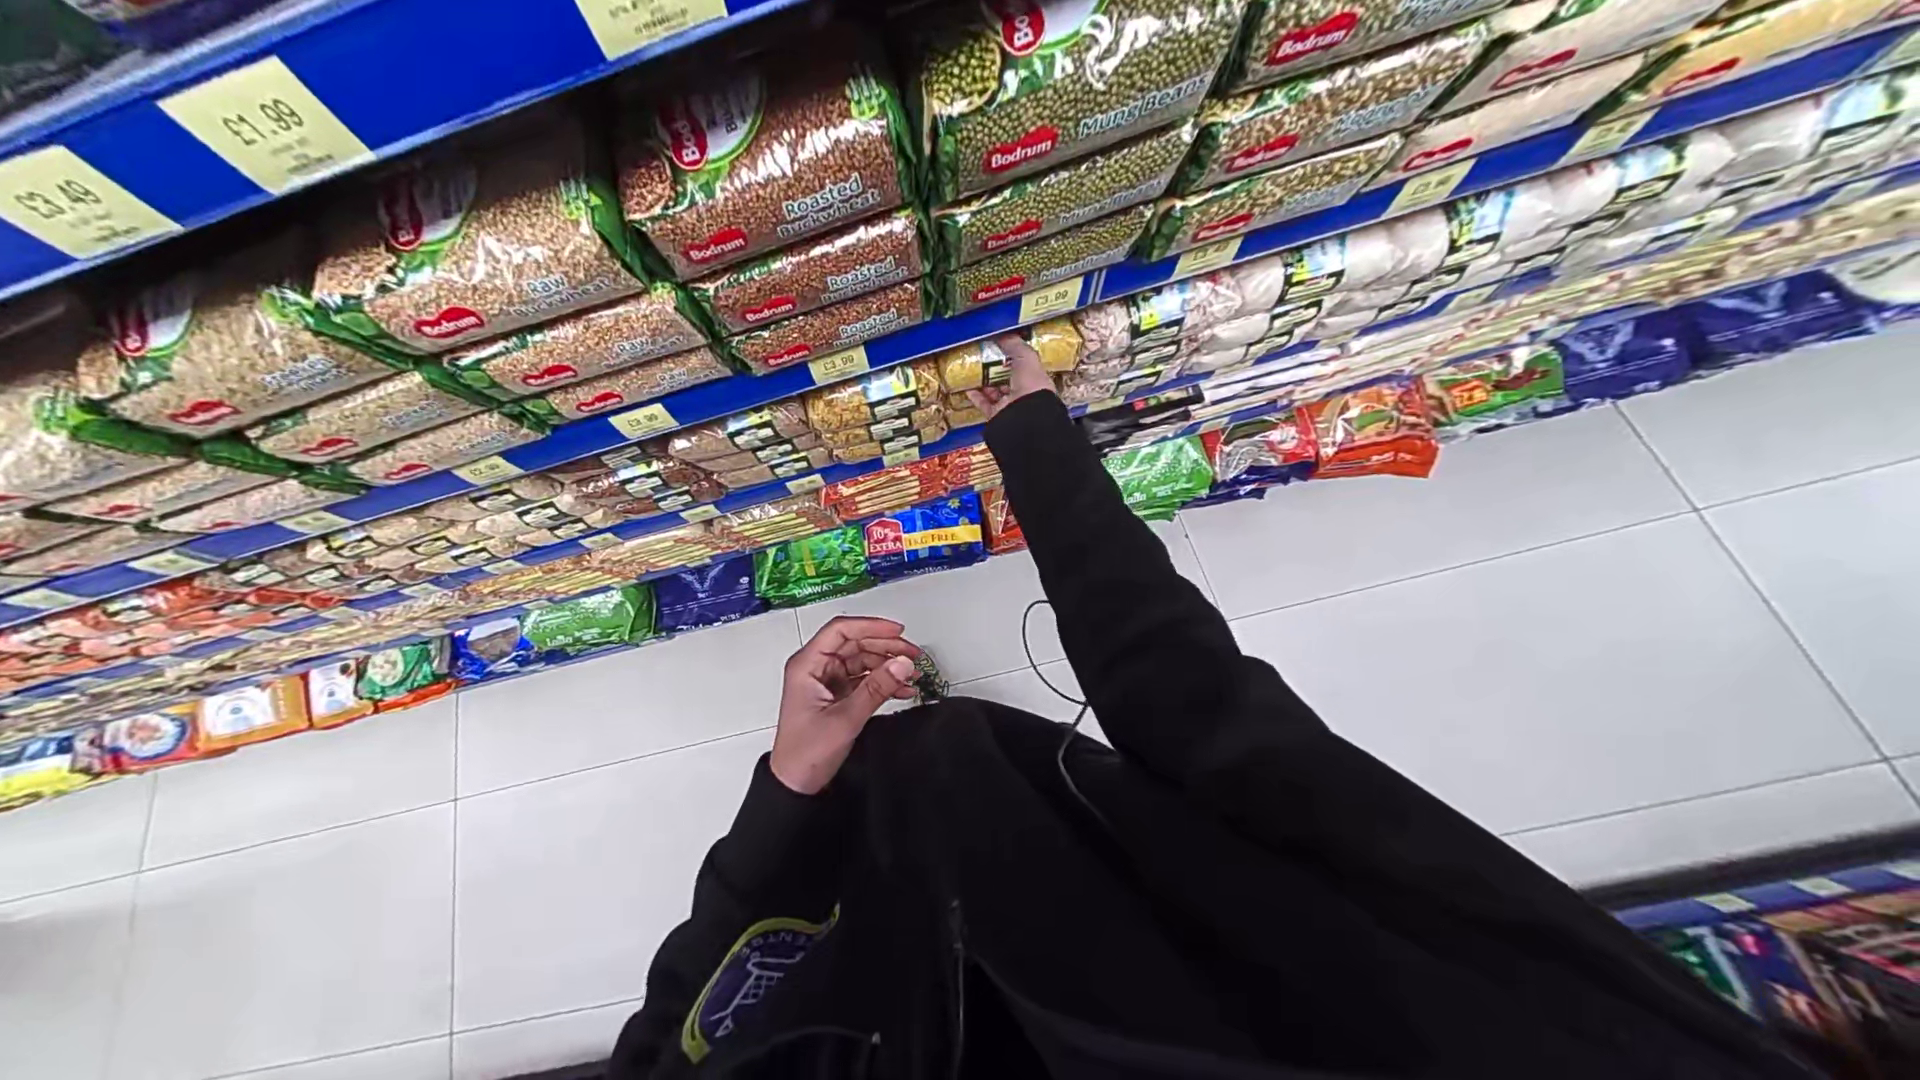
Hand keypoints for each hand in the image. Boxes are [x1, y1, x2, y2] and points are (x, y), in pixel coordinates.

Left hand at [771, 616, 921, 794]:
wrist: (795, 784)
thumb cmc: (806, 753)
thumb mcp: (845, 718)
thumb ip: (876, 688)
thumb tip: (902, 663)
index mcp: (807, 664)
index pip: (841, 630)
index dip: (871, 626)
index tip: (897, 631)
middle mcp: (816, 667)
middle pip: (855, 643)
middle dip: (886, 646)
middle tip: (912, 654)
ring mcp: (827, 680)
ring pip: (862, 659)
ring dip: (888, 664)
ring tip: (912, 672)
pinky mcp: (837, 694)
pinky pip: (864, 678)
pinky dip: (883, 680)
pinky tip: (902, 688)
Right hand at [965, 334, 1052, 419]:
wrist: (1025, 414)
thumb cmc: (1031, 384)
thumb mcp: (1026, 357)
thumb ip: (1015, 345)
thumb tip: (1004, 335)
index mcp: (1034, 380)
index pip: (1021, 366)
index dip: (1010, 358)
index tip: (997, 349)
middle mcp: (1023, 394)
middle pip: (1005, 380)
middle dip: (993, 370)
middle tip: (981, 359)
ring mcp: (1009, 406)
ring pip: (993, 392)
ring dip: (983, 382)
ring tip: (971, 371)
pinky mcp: (997, 416)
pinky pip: (984, 404)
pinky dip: (975, 396)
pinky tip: (968, 387)